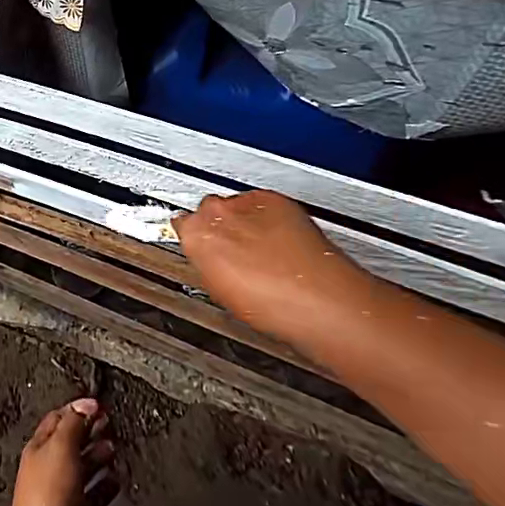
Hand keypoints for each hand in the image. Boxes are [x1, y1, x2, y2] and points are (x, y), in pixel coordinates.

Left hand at [1, 398, 118, 505]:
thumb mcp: (59, 450)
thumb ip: (73, 425)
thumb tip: (83, 404)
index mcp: (37, 450)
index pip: (57, 420)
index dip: (77, 410)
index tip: (97, 403)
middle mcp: (49, 471)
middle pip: (71, 442)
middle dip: (89, 429)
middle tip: (108, 420)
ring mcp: (64, 495)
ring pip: (83, 467)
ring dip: (98, 454)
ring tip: (113, 444)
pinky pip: (95, 495)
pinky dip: (106, 484)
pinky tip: (115, 479)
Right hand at [173, 191, 367, 325]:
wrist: (323, 301)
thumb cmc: (274, 304)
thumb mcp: (220, 291)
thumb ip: (205, 264)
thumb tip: (207, 258)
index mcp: (195, 234)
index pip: (182, 225)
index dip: (197, 241)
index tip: (207, 251)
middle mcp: (216, 212)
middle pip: (208, 212)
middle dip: (221, 229)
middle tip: (237, 254)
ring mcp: (247, 205)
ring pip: (236, 208)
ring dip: (245, 223)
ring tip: (263, 251)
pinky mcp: (276, 200)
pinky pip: (263, 204)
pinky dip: (268, 217)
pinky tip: (278, 241)